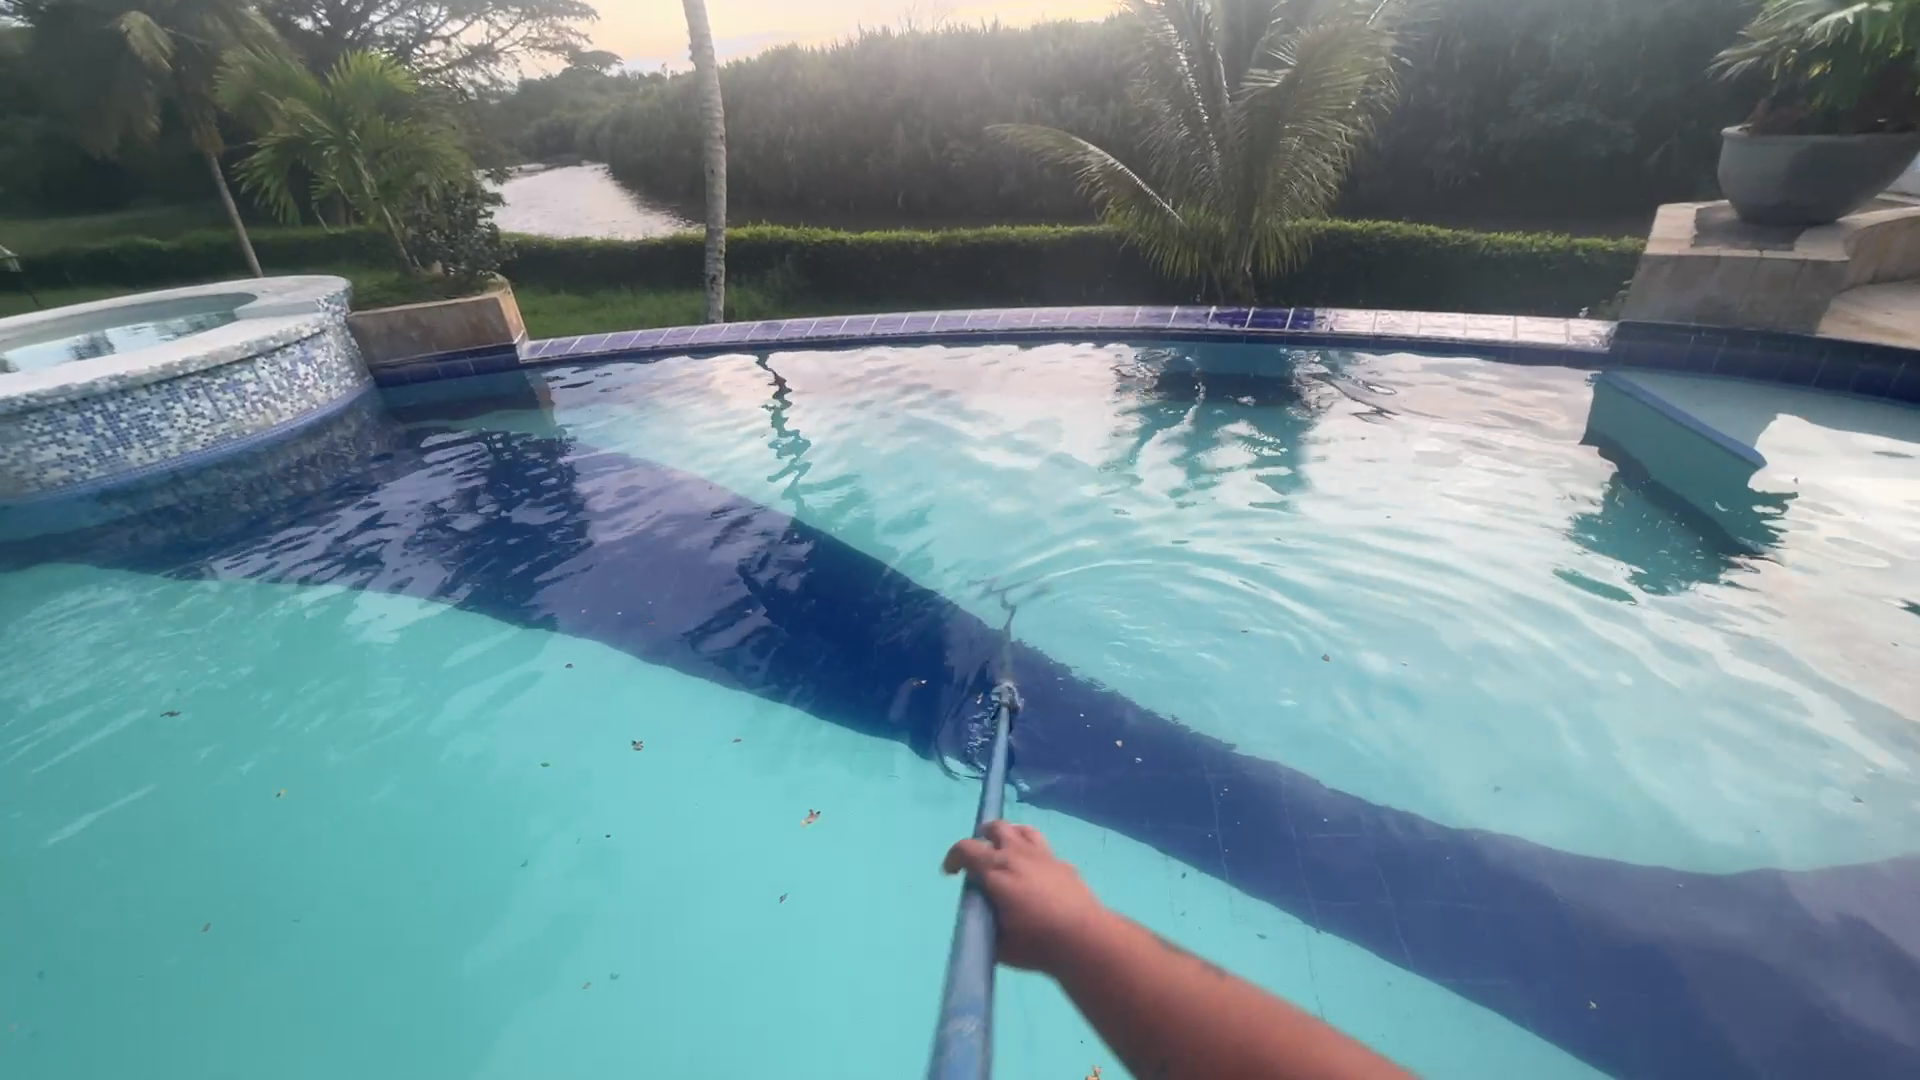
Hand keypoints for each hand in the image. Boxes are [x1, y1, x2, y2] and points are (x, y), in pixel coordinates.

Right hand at [943, 820, 1109, 973]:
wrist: (1082, 938)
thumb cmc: (1036, 944)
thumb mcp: (999, 943)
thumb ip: (986, 925)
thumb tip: (983, 919)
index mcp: (995, 869)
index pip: (965, 848)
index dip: (953, 857)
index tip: (951, 872)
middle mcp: (1017, 854)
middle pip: (996, 828)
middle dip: (983, 836)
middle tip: (980, 853)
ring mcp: (1043, 854)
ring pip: (1022, 830)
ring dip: (1010, 835)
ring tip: (1007, 848)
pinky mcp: (1062, 862)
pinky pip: (1043, 847)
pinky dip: (1034, 853)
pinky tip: (1036, 870)